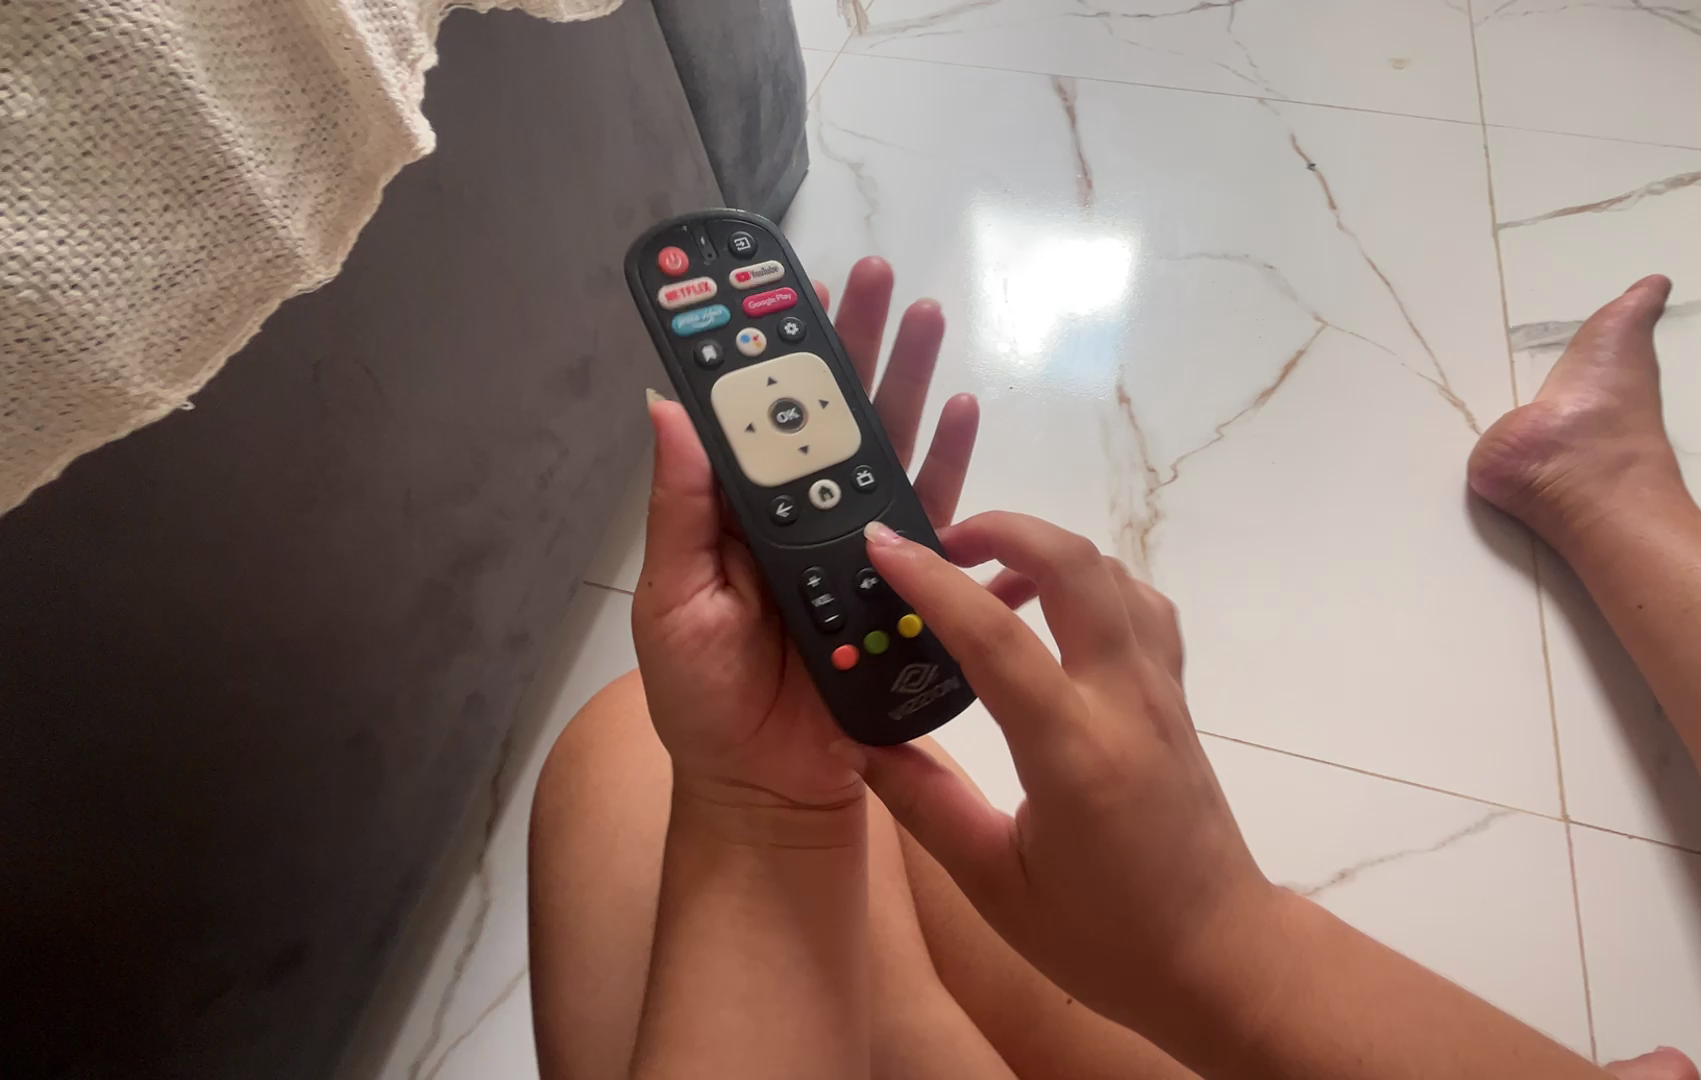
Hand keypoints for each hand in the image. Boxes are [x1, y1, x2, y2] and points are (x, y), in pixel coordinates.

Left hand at [632, 257, 980, 813]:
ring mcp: (864, 548)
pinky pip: (937, 522)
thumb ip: (680, 510)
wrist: (770, 781)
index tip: (792, 292)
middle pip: (841, 421)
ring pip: (893, 454)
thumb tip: (667, 408)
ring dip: (912, 386)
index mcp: (749, 515)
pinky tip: (966, 421)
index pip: (769, 420)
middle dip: (858, 346)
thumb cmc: (706, 697)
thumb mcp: (673, 600)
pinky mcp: (907, 585)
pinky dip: (955, 472)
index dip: (780, 356)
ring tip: (929, 324)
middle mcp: (811, 518)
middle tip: (880, 280)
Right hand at [854, 512, 1276, 1043]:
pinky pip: (1138, 605)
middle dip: (1003, 528)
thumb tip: (860, 742)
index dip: (931, 580)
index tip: (884, 547)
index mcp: (1071, 750)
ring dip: (1046, 551)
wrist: (1219, 955)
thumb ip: (923, 801)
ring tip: (991, 579)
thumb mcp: (993, 881)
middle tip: (946, 546)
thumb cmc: (1105, 935)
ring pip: (1111, 572)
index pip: (994, 635)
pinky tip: (1057, 615)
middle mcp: (1123, 699)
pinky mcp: (1174, 692)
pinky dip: (1091, 581)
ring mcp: (1159, 688)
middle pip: (1074, 565)